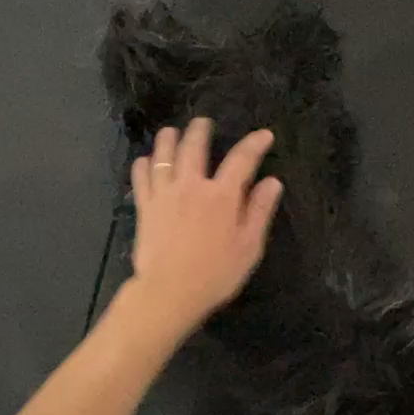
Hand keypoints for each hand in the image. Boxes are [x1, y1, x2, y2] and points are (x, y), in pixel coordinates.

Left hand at [127, 118, 284, 331]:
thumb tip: (272, 182)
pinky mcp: (145, 207)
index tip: (264, 135)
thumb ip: (260, 211)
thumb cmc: (216, 274)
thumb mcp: (248, 247)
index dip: (254, 144)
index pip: (241, 159)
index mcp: (222, 196)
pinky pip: (141, 176)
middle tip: (203, 123)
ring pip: (164, 155)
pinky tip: (146, 160)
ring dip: (169, 139)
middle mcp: (191, 186)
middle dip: (200, 130)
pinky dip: (144, 164)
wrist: (169, 291)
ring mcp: (164, 194)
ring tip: (172, 132)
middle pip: (194, 146)